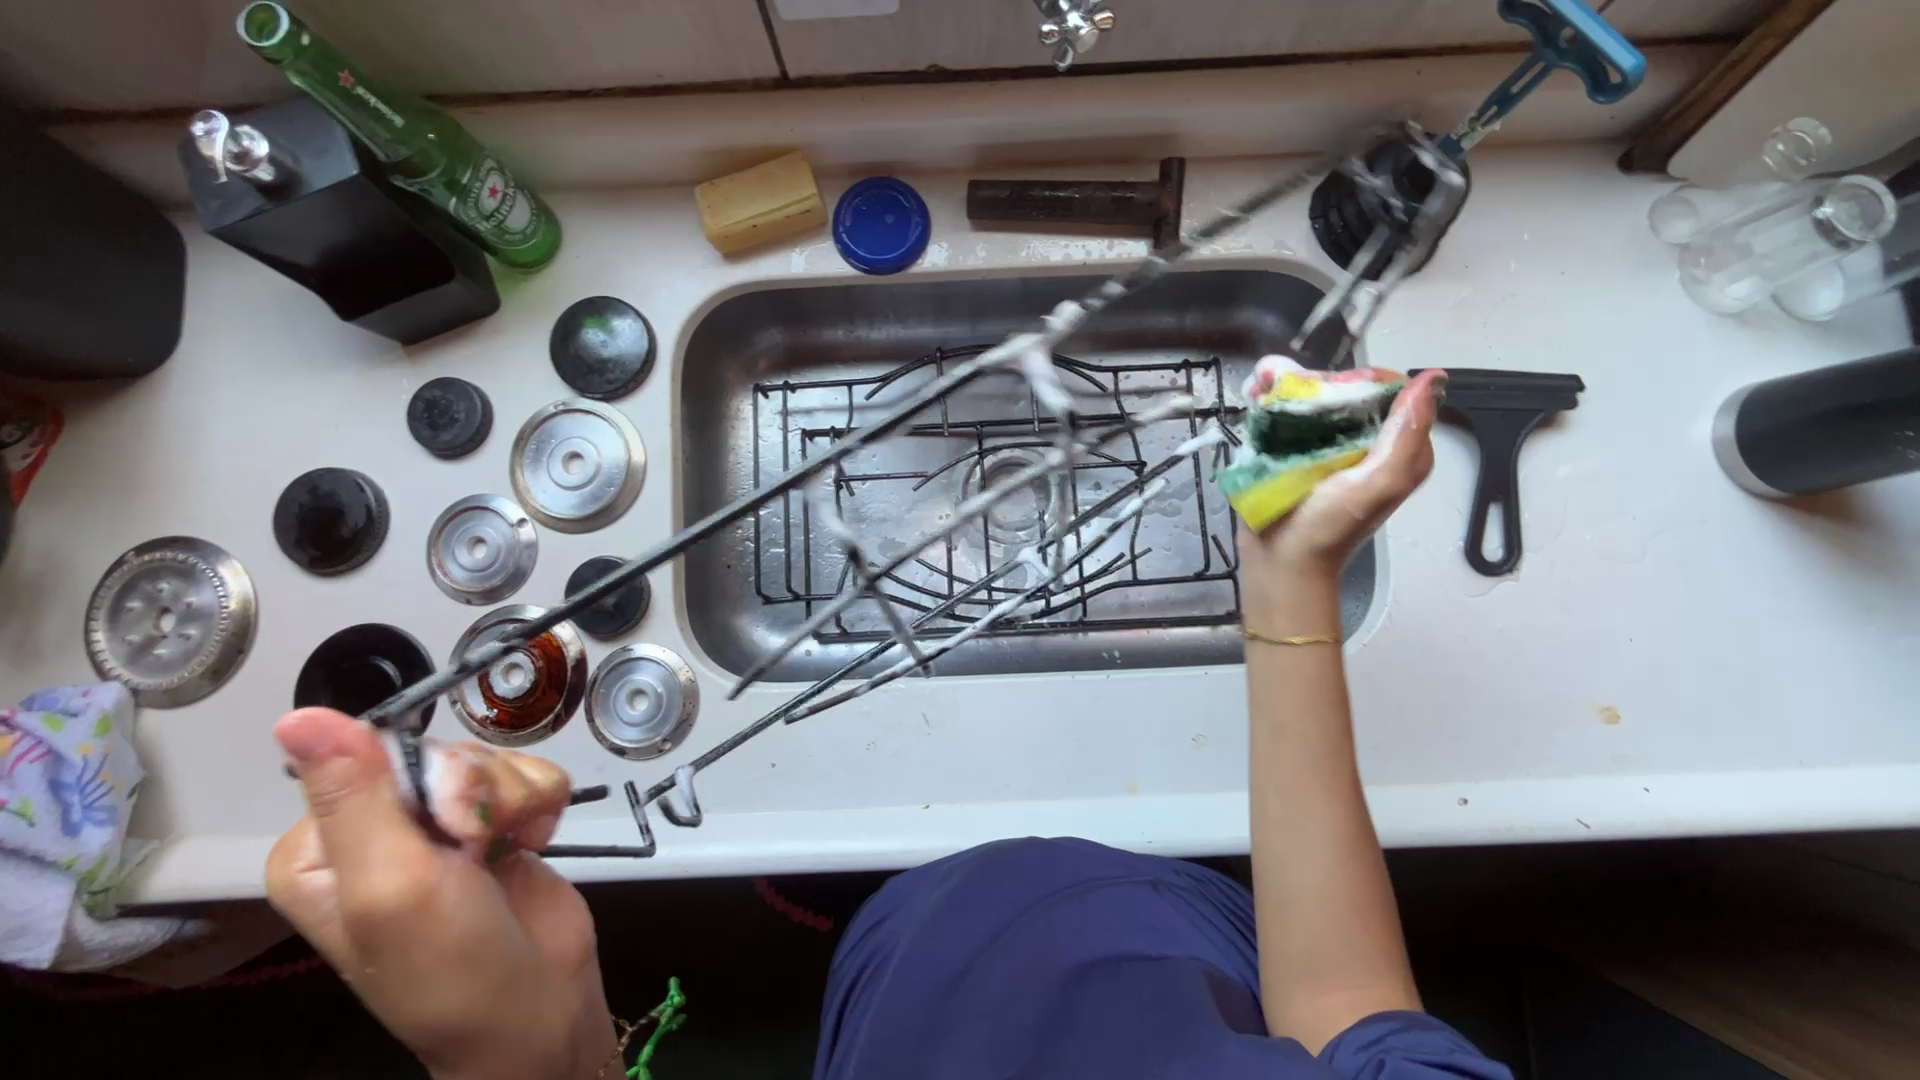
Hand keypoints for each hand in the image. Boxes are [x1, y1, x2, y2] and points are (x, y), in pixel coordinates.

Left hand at [265, 708, 616, 1079]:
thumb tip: (297, 716)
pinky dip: (543, 805)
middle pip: (444, 751)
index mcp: (324, 844)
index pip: (376, 755)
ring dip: (518, 801)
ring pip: (494, 759)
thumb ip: (356, 797)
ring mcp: (445, 825)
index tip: (451, 828)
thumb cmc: (451, 964)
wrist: (539, 1005)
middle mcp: (380, 828)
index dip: (427, 778)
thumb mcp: (391, 884)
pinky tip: (534, 843)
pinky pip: (531, 773)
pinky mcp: (502, 823)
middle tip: (482, 846)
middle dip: (480, 792)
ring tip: (512, 851)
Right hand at [1237, 369, 1444, 614]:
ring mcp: (1326, 446)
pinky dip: (1269, 402)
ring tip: (1258, 386)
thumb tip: (1431, 379)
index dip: (1353, 377)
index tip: (1320, 386)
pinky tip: (1253, 397)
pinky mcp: (1293, 453)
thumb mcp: (1379, 483)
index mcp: (1397, 446)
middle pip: (1343, 388)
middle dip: (1310, 378)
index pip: (1383, 388)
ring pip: (1311, 397)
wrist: (1281, 564)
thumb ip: (1406, 433)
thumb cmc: (1329, 529)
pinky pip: (1286, 416)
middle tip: (1275, 382)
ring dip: (1283, 384)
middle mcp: (1364, 441)